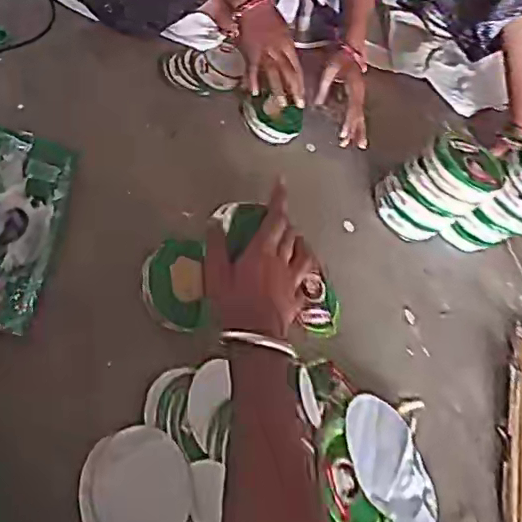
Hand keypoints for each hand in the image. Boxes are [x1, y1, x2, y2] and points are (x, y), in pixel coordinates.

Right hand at [207, 179, 317, 339]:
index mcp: (261, 251)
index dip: (278, 199)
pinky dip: (306, 272)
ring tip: (295, 239)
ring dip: (300, 242)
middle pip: (290, 233)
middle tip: (278, 215)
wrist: (254, 338)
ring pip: (304, 254)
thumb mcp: (215, 272)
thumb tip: (214, 223)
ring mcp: (292, 281)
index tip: (280, 184)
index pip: (275, 218)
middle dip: (285, 220)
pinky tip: (304, 274)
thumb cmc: (233, 304)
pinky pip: (306, 281)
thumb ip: (215, 245)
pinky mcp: (297, 299)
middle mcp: (281, 261)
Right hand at [234, 2, 304, 108]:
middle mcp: (278, 51)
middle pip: (287, 73)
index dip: (300, 83)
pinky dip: (253, 81)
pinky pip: (252, 70)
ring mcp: (263, 53)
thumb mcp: (285, 30)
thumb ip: (287, 47)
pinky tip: (254, 93)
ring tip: (280, 104)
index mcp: (288, 45)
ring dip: (276, 90)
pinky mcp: (250, 53)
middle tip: (297, 105)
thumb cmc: (270, 15)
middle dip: (293, 90)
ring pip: (272, 74)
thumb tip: (289, 60)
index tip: (303, 96)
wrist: (253, 7)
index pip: (296, 68)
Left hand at [315, 46, 367, 148]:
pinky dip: (357, 124)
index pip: (352, 109)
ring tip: (357, 145)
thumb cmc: (340, 58)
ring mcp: (360, 95)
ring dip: (358, 130)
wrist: (352, 49)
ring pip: (360, 116)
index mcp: (355, 89)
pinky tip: (354, 132)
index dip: (348, 123)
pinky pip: (358, 112)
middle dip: (354, 132)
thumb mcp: (329, 70)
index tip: (343, 134)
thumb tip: (316, 104)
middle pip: (358, 117)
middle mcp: (360, 94)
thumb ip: (323, 87)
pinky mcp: (357, 95)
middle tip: (346, 144)